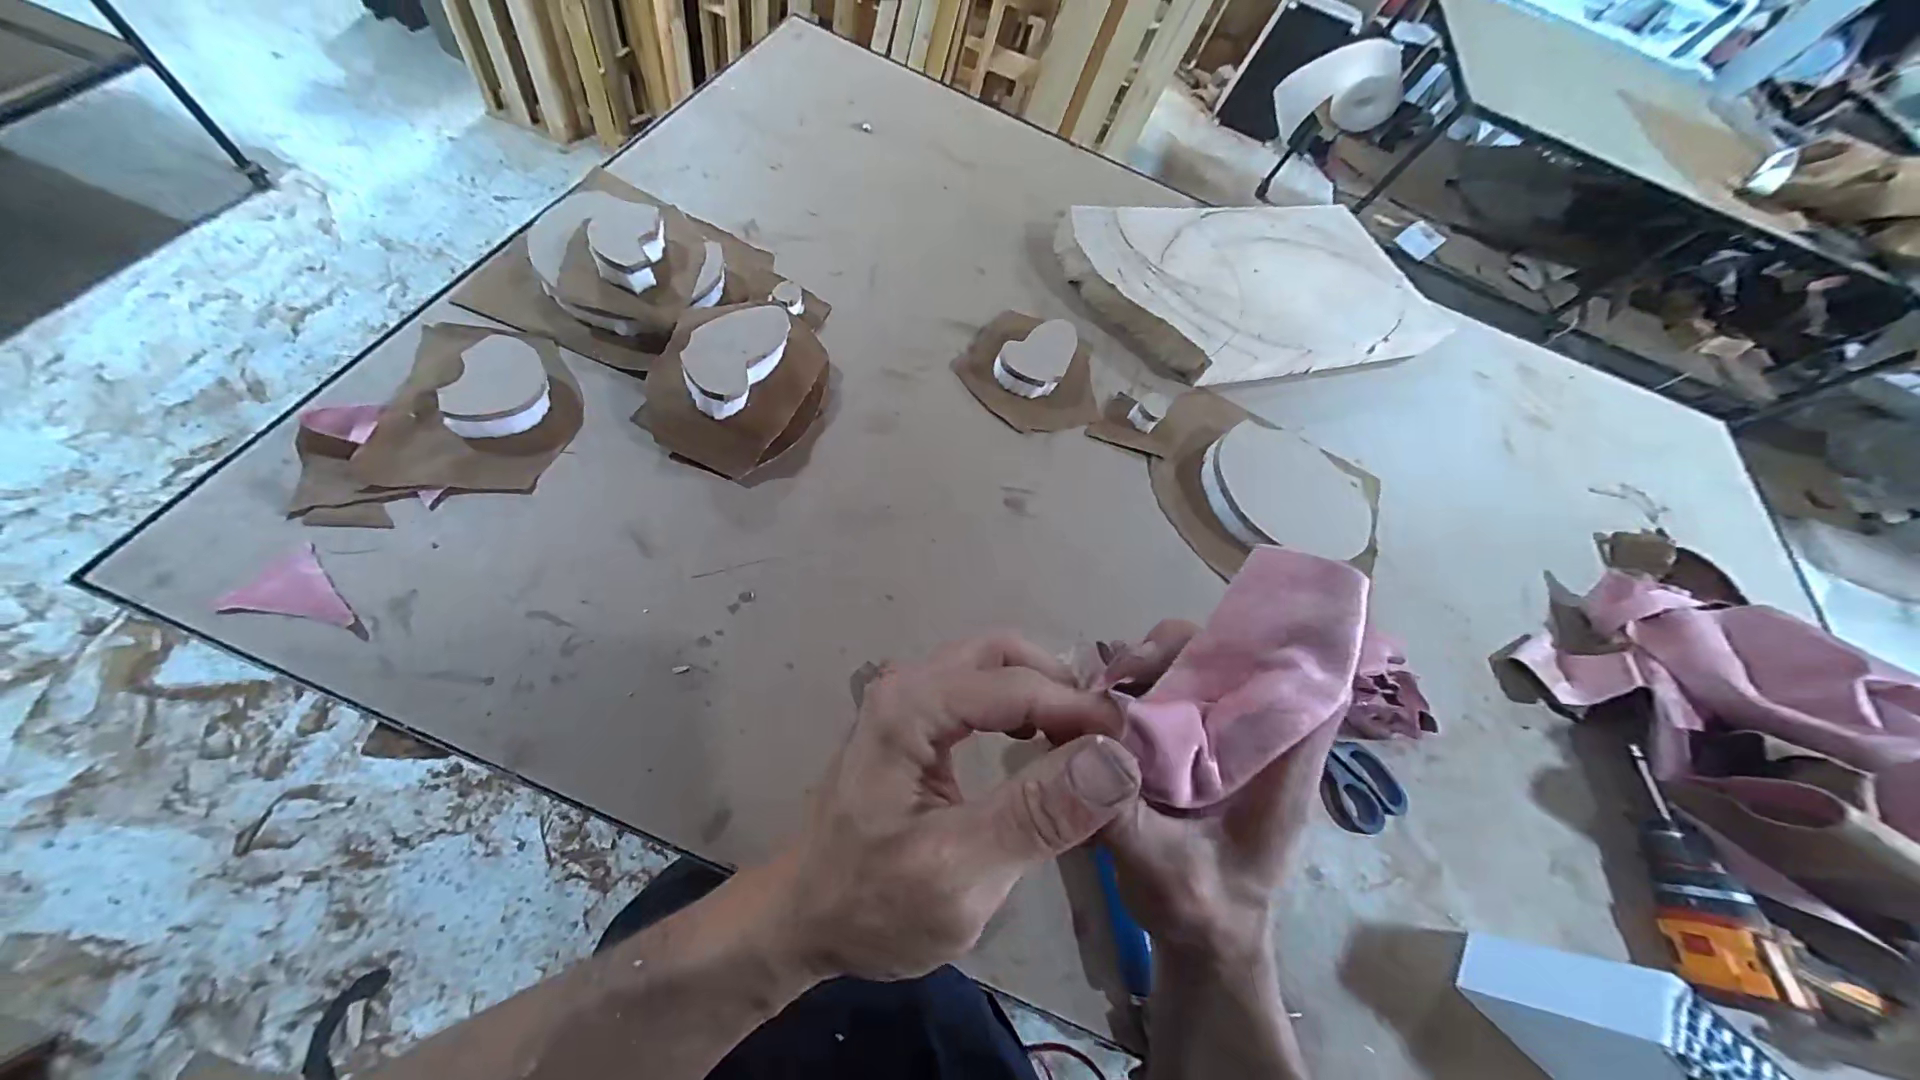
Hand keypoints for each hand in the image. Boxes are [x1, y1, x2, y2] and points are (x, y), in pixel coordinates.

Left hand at [763, 632, 1142, 981]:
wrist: (805, 919)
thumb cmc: (872, 903)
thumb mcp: (961, 872)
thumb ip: (1037, 814)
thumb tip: (1118, 759)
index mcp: (910, 707)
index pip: (1015, 684)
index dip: (1079, 709)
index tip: (1132, 746)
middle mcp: (908, 685)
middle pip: (1003, 655)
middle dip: (1061, 687)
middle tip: (1106, 738)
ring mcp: (908, 700)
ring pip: (993, 667)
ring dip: (1044, 693)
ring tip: (1084, 741)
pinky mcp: (915, 722)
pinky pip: (979, 692)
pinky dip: (1021, 707)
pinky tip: (1040, 741)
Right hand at [1098, 620, 1338, 957]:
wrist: (1204, 938)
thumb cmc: (1203, 910)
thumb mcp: (1161, 872)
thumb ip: (1122, 815)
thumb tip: (1074, 740)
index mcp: (1279, 762)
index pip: (1298, 676)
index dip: (1264, 641)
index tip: (1200, 641)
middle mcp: (1256, 735)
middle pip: (1229, 654)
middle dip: (1171, 650)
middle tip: (1118, 677)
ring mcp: (1221, 734)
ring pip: (1191, 666)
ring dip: (1144, 667)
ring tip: (1097, 694)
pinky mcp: (1191, 740)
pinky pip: (1164, 690)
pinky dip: (1132, 688)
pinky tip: (1095, 707)